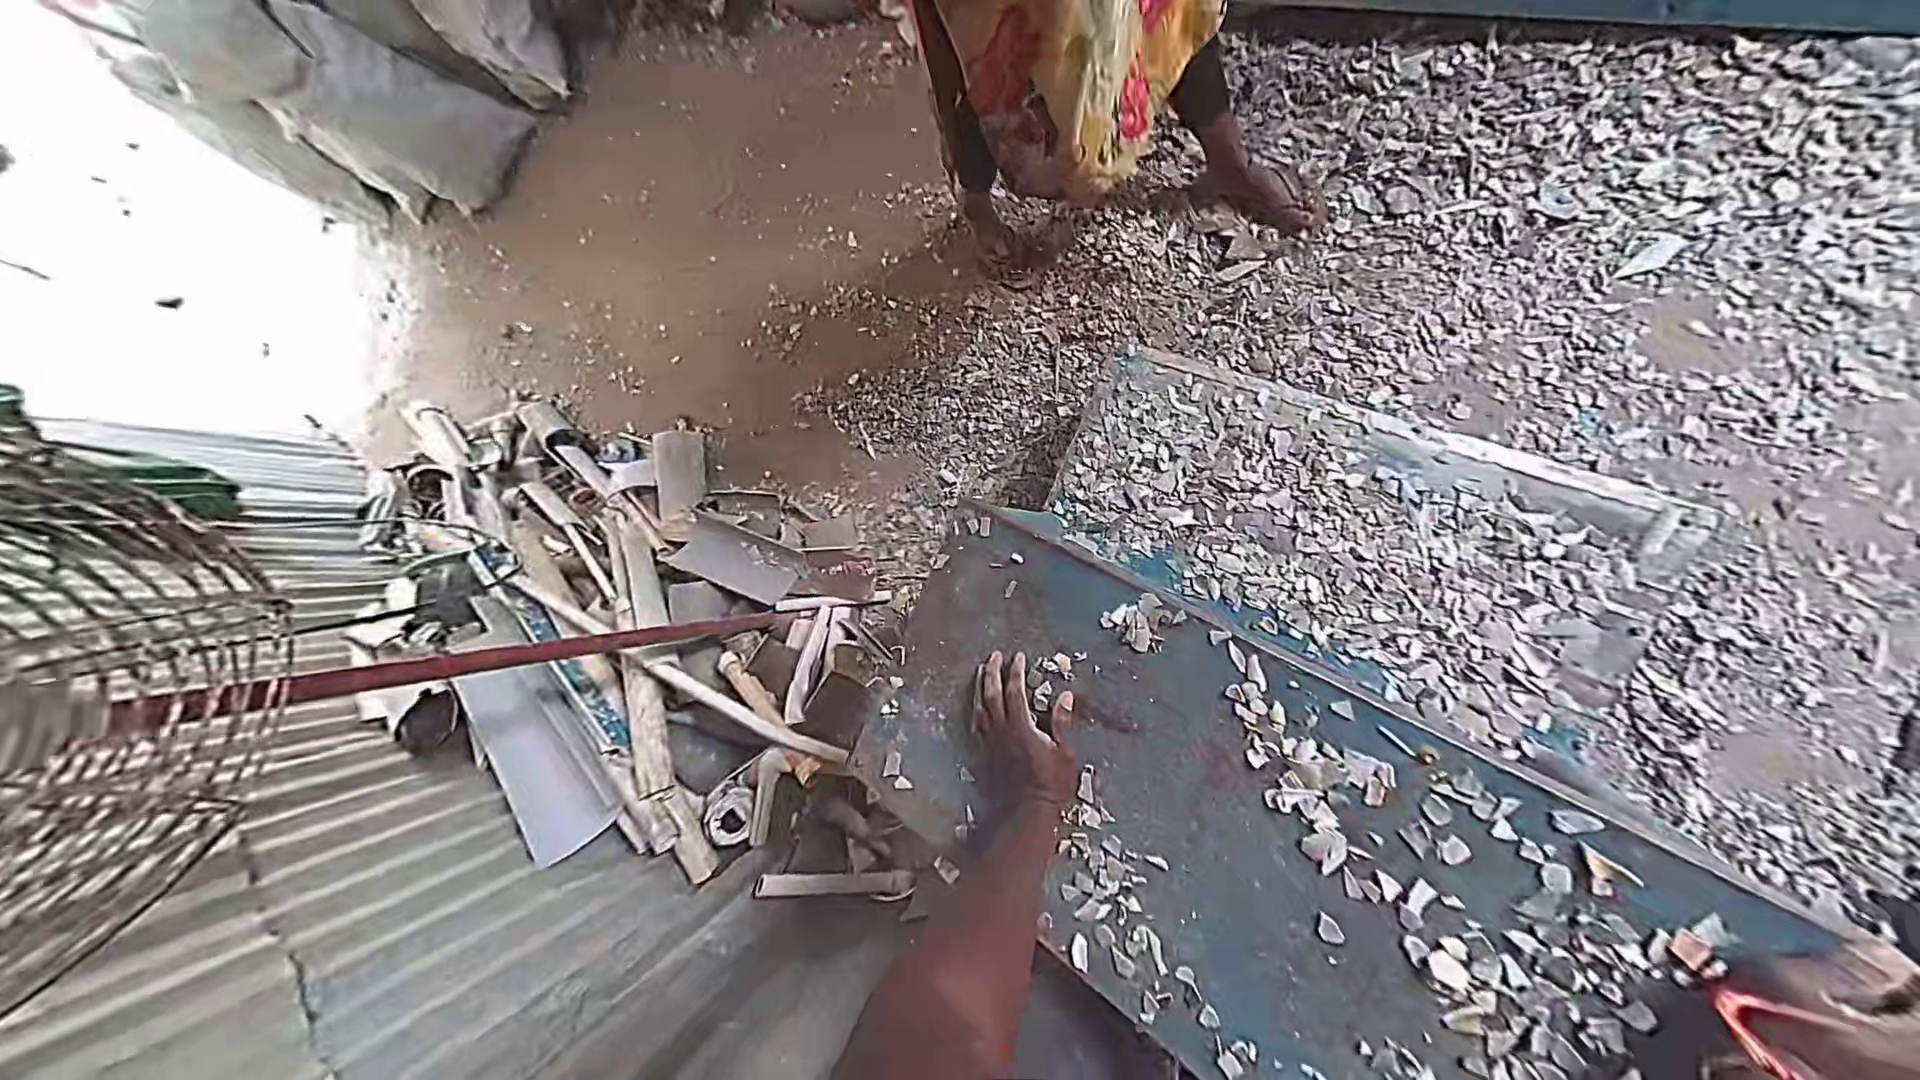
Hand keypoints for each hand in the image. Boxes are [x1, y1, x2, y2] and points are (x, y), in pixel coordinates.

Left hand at [973, 651, 1076, 807]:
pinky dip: (975, 709)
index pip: (1015, 691)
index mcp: (1021, 727)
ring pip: (979, 707)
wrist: (1025, 815)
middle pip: (992, 694)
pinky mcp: (982, 755)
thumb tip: (1065, 696)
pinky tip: (976, 705)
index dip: (1016, 672)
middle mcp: (1001, 731)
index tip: (1018, 657)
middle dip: (993, 672)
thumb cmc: (1050, 786)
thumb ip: (1062, 722)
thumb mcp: (1064, 753)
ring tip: (981, 672)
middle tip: (994, 656)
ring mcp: (989, 743)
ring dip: (980, 687)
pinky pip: (975, 726)